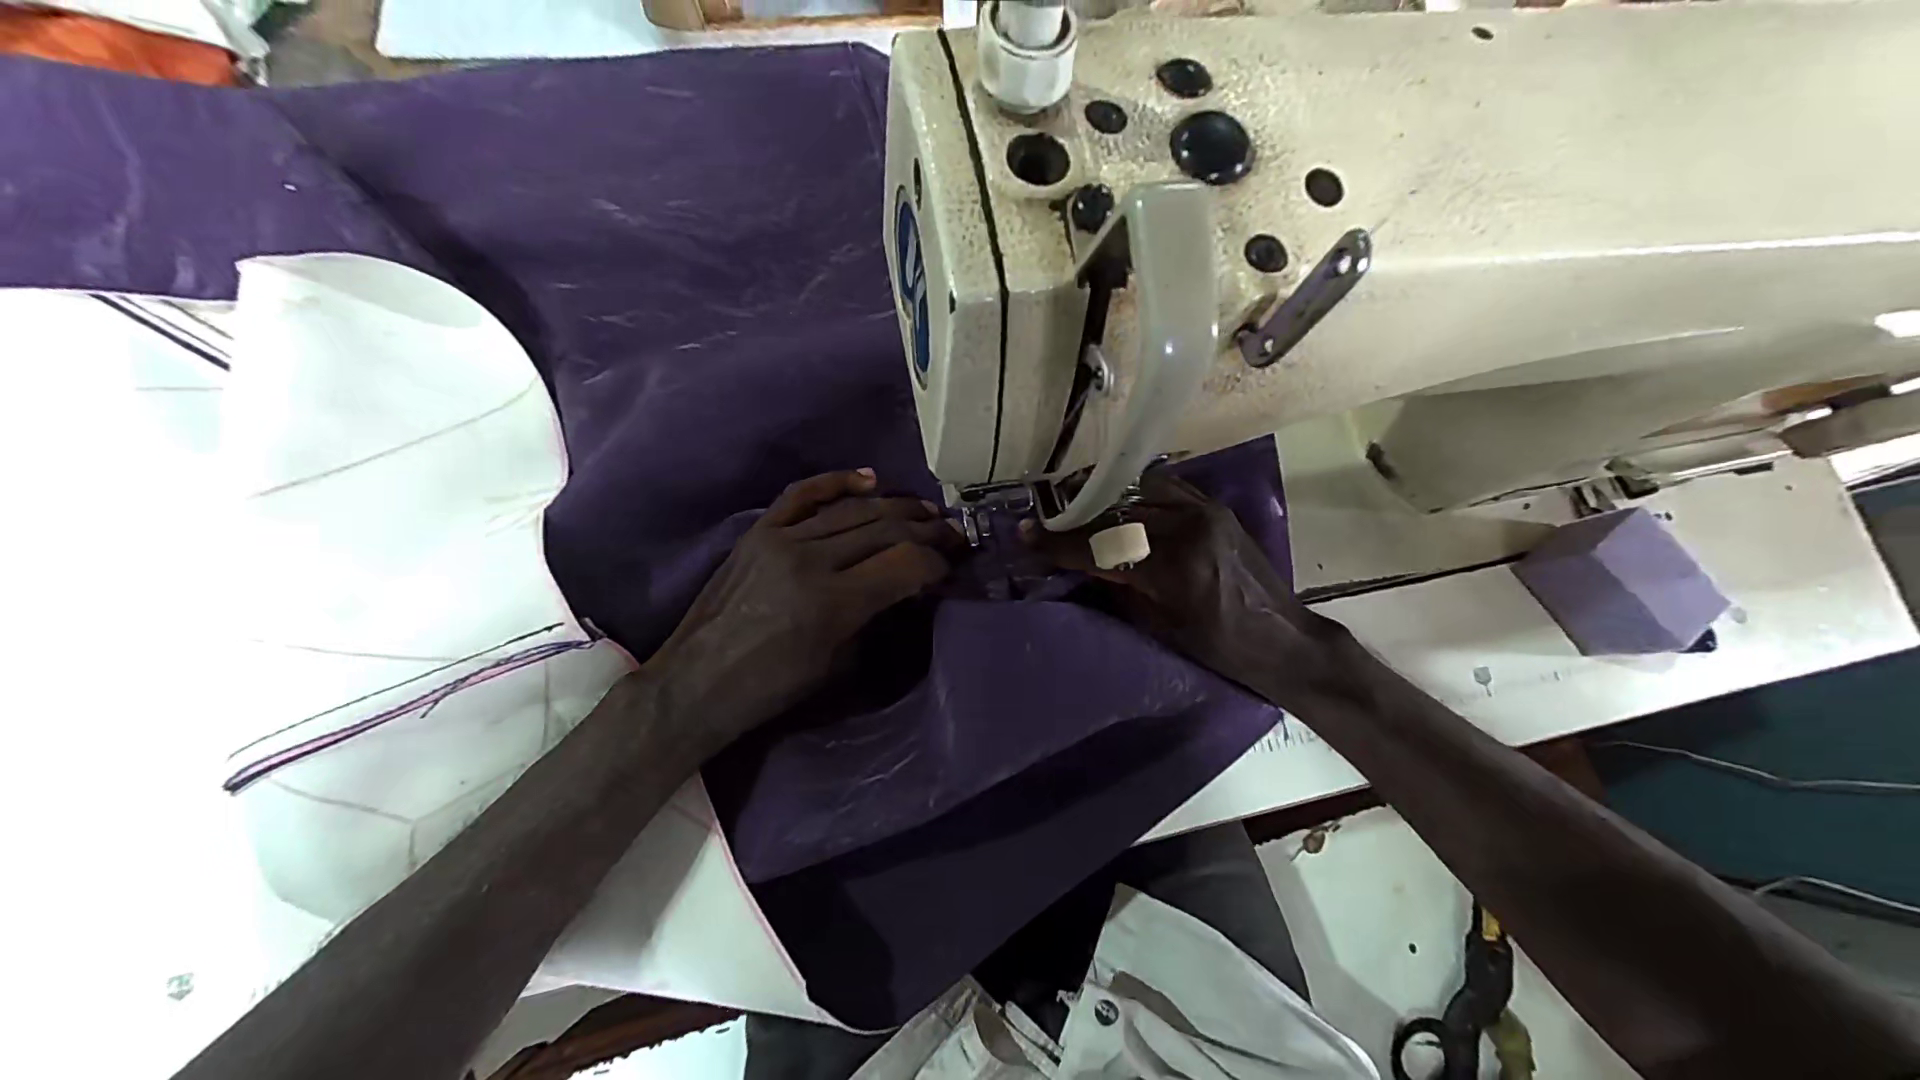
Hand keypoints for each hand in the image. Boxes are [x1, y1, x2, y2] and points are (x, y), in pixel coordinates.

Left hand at [647, 468, 964, 753]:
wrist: (696, 683)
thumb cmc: (772, 689)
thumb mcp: (838, 664)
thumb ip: (877, 616)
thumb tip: (911, 587)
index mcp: (833, 603)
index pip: (904, 563)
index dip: (936, 563)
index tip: (951, 568)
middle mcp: (810, 560)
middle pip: (885, 528)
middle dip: (928, 531)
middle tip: (953, 534)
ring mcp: (780, 539)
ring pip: (852, 509)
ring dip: (896, 506)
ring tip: (926, 510)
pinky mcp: (758, 532)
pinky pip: (802, 494)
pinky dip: (837, 481)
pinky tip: (870, 479)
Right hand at [1020, 471, 1343, 707]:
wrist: (1282, 639)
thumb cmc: (1217, 648)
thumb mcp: (1157, 624)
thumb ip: (1115, 587)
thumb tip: (1076, 565)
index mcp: (1173, 566)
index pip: (1101, 546)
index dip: (1059, 543)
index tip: (1027, 535)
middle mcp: (1189, 527)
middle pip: (1115, 511)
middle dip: (1077, 518)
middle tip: (1048, 522)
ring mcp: (1205, 511)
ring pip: (1139, 491)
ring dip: (1105, 500)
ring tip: (1079, 509)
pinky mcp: (1214, 508)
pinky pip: (1165, 489)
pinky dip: (1136, 494)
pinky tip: (1119, 504)